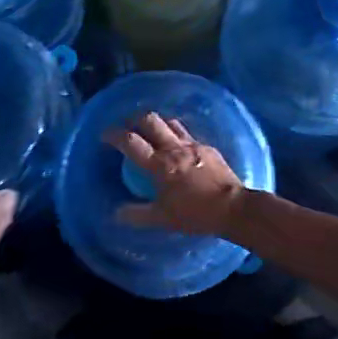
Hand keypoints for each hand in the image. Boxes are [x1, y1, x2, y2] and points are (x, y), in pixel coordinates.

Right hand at [105, 113, 246, 236]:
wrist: (233, 207)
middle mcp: (174, 148)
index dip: (113, 134)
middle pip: (150, 120)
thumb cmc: (195, 214)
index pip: (130, 141)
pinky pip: (188, 134)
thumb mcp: (162, 219)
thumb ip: (136, 215)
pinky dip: (176, 135)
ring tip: (151, 132)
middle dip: (134, 120)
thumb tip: (116, 214)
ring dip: (157, 123)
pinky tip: (178, 146)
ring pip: (170, 122)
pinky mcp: (207, 147)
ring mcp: (192, 145)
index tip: (104, 135)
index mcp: (159, 164)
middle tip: (128, 128)